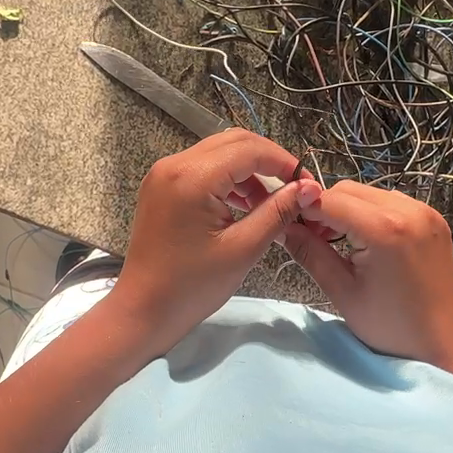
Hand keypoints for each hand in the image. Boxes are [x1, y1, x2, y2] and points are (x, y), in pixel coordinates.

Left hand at [108, 130, 314, 352]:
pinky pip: (203, 168)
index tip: (308, 185)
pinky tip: (244, 206)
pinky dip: (228, 179)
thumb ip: (278, 212)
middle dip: (268, 161)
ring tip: (270, 203)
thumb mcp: (243, 248)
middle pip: (234, 142)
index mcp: (193, 177)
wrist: (144, 311)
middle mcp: (174, 164)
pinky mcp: (161, 187)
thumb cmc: (193, 286)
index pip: (250, 150)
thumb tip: (309, 188)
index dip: (284, 163)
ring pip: (219, 153)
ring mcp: (164, 174)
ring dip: (249, 170)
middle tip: (294, 189)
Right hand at [281, 181, 452, 363]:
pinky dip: (372, 213)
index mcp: (385, 229)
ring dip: (349, 209)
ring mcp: (426, 212)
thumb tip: (282, 227)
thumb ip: (310, 252)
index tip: (290, 225)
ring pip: (370, 193)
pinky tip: (368, 240)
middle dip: (326, 208)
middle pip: (350, 190)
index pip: (330, 200)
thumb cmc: (388, 325)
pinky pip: (393, 202)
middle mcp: (409, 210)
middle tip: (315, 238)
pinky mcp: (434, 219)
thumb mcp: (342, 290)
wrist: (438, 342)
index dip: (304, 208)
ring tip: (341, 241)